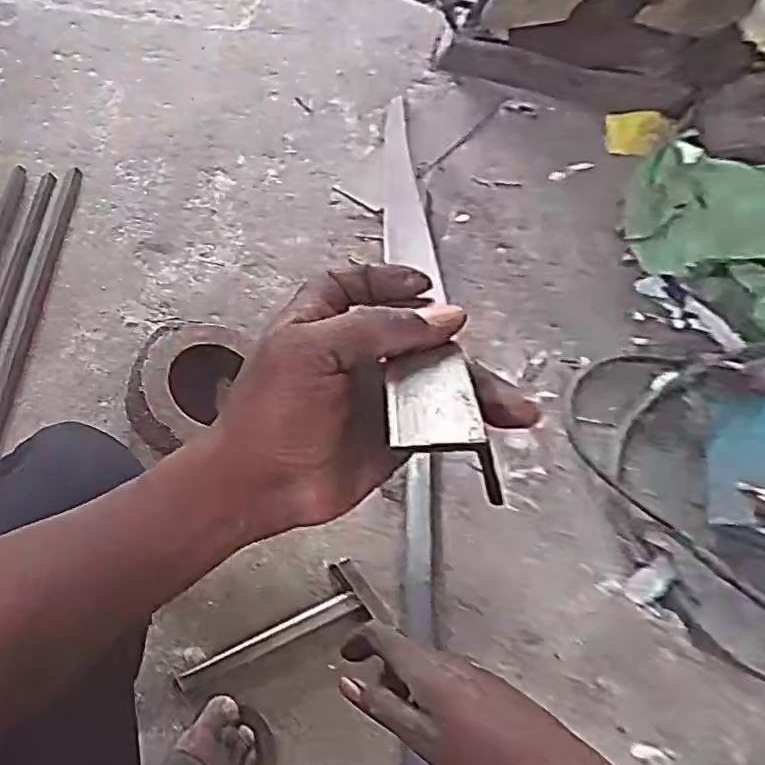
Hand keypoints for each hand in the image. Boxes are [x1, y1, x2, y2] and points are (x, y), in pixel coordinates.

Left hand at [204, 264, 538, 535]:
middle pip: (406, 330)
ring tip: (503, 402)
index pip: (349, 286)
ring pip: (431, 375)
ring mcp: (369, 394)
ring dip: (472, 383)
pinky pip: (439, 417)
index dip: (384, 279)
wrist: (262, 484)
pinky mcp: (391, 432)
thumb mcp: (308, 350)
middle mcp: (344, 356)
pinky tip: (494, 419)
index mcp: (313, 325)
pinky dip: (470, 418)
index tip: (421, 283)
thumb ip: (371, 326)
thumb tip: (434, 317)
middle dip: (443, 336)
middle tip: (461, 343)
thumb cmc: (263, 418)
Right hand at [338, 622, 690, 764]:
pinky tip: (454, 730)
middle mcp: (454, 662)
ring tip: (417, 721)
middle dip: (387, 670)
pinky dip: (442, 694)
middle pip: (407, 650)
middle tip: (379, 696)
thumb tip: (350, 685)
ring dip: (415, 684)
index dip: (357, 639)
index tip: (348, 651)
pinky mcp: (502, 691)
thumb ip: (381, 706)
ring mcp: (481, 675)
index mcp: (427, 667)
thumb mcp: (422, 739)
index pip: (380, 633)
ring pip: (433, 666)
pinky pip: (458, 680)